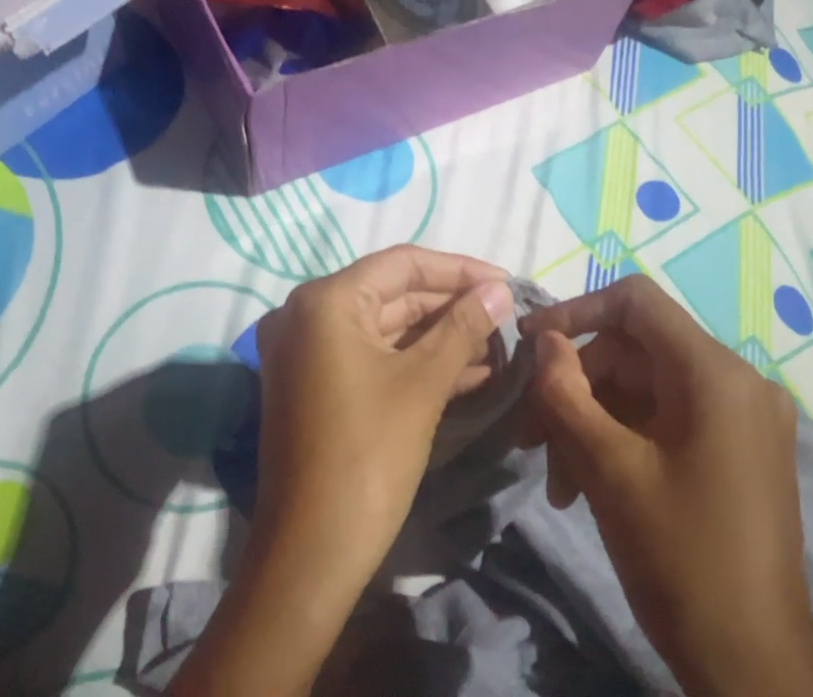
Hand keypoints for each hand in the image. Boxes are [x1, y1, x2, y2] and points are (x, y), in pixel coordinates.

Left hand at [170, 246, 509, 696]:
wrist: (313, 547)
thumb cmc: (369, 454)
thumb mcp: (423, 384)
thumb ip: (463, 327)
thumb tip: (499, 291)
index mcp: (324, 301)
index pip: (402, 264)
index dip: (459, 270)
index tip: (507, 283)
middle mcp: (305, 315)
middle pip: (392, 295)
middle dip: (452, 307)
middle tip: (506, 319)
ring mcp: (305, 352)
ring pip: (385, 329)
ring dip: (439, 338)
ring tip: (496, 348)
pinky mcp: (313, 385)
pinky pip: (371, 358)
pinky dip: (414, 362)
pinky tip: (467, 373)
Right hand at [520, 274, 812, 696]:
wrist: (752, 660)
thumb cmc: (678, 555)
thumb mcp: (608, 468)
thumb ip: (565, 392)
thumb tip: (545, 341)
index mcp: (716, 374)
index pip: (636, 302)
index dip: (575, 313)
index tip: (527, 345)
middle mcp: (738, 383)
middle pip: (635, 353)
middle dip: (575, 388)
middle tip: (527, 438)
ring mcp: (742, 420)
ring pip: (645, 392)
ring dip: (591, 423)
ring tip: (556, 481)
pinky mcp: (738, 453)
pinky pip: (668, 422)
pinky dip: (623, 442)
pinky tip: (587, 488)